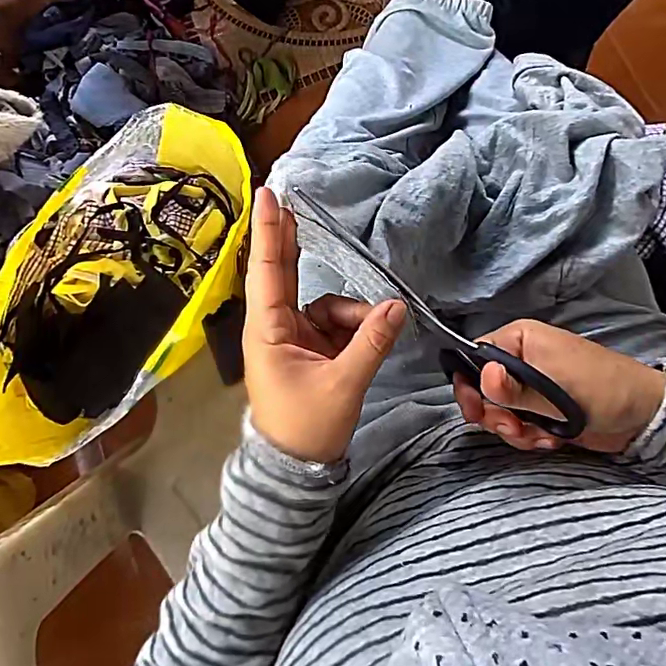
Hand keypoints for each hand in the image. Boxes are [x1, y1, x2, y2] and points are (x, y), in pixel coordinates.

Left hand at [244, 188, 405, 462]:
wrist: (298, 469)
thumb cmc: (306, 428)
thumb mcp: (343, 385)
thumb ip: (371, 343)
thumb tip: (397, 306)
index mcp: (268, 332)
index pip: (268, 272)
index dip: (269, 232)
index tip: (268, 196)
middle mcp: (276, 327)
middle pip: (285, 274)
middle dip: (292, 242)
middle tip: (294, 203)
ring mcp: (295, 337)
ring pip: (327, 305)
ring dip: (354, 313)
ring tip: (376, 334)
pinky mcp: (313, 348)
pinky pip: (339, 323)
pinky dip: (358, 327)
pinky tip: (373, 338)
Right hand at [452, 320, 665, 454]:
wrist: (643, 416)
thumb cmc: (604, 389)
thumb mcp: (557, 391)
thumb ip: (515, 389)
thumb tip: (483, 377)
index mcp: (521, 340)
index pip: (476, 357)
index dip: (471, 385)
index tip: (476, 410)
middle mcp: (522, 360)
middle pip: (483, 390)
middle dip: (496, 415)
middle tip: (514, 428)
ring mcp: (532, 387)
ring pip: (499, 412)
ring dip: (514, 430)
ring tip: (540, 436)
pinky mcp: (541, 410)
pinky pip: (519, 425)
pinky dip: (529, 437)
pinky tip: (551, 440)